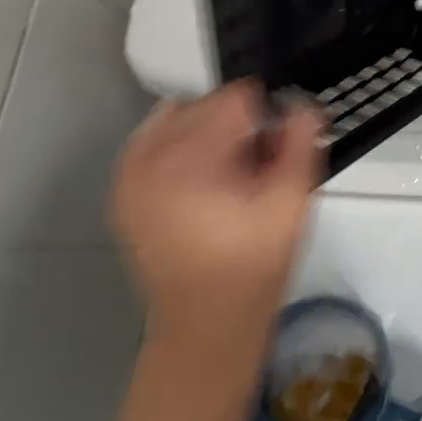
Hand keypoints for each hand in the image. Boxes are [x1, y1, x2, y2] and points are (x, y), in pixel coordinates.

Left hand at [112, 79, 322, 341]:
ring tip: (224, 176)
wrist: (206, 322)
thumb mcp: (292, 202)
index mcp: (191, 158)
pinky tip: (196, 178)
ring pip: (179, 116)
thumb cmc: (254, 264)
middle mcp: (149, 156)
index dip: (266, 118)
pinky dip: (177, 146)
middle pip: (207, 104)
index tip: (274, 150)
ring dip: (206, 133)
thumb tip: (300, 105)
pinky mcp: (121, 189)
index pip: (236, 98)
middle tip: (254, 169)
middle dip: (235, 126)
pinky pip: (152, 140)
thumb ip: (300, 143)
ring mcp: (129, 173)